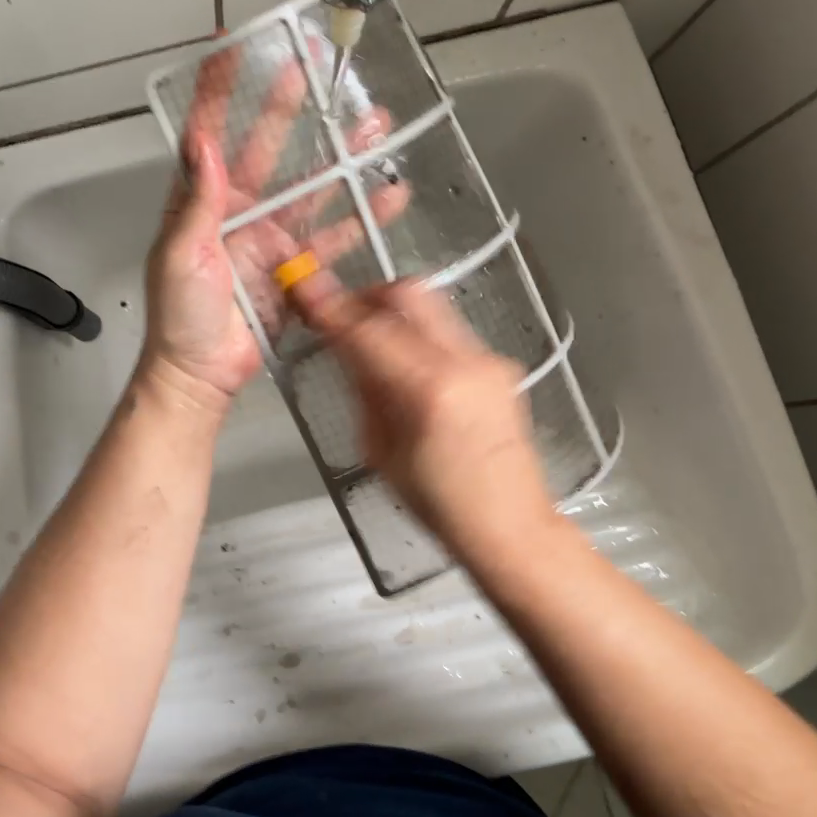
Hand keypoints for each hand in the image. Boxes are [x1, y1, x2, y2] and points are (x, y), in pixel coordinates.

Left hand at [141, 41, 411, 411]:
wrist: (201, 372)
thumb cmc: (179, 316)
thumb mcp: (181, 253)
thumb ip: (197, 200)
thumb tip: (201, 140)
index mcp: (204, 202)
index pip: (210, 133)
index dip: (218, 90)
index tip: (228, 46)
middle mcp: (240, 211)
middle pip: (269, 146)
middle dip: (292, 105)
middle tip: (317, 66)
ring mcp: (272, 237)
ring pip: (312, 185)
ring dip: (341, 156)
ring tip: (374, 124)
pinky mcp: (297, 266)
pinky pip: (334, 235)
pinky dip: (361, 216)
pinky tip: (387, 194)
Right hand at [290, 274, 557, 545]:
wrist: (510, 525)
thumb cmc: (437, 503)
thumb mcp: (380, 449)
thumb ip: (365, 389)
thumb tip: (346, 348)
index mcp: (428, 390)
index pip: (369, 328)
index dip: (332, 306)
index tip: (305, 290)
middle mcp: (465, 363)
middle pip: (410, 294)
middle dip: (368, 295)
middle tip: (343, 311)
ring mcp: (489, 360)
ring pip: (432, 308)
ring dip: (394, 315)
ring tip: (372, 344)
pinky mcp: (500, 366)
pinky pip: (449, 334)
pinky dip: (419, 337)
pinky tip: (408, 369)